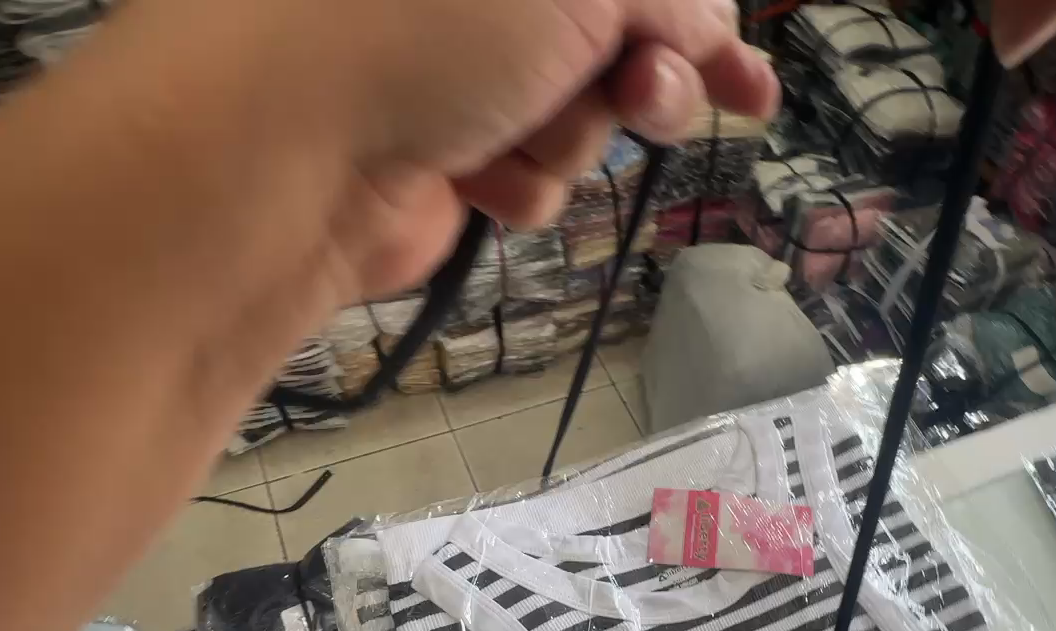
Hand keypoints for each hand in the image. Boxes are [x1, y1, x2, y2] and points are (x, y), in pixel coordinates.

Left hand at [108, 0, 778, 301]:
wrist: (306, 146)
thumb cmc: (438, 22)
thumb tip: (707, 28)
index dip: (707, 32)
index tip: (749, 89)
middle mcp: (498, 3)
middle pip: (623, 55)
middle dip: (644, 88)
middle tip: (641, 95)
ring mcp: (475, 79)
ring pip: (582, 130)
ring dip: (565, 141)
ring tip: (509, 135)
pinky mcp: (458, 159)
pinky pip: (535, 184)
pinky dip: (516, 186)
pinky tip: (468, 177)